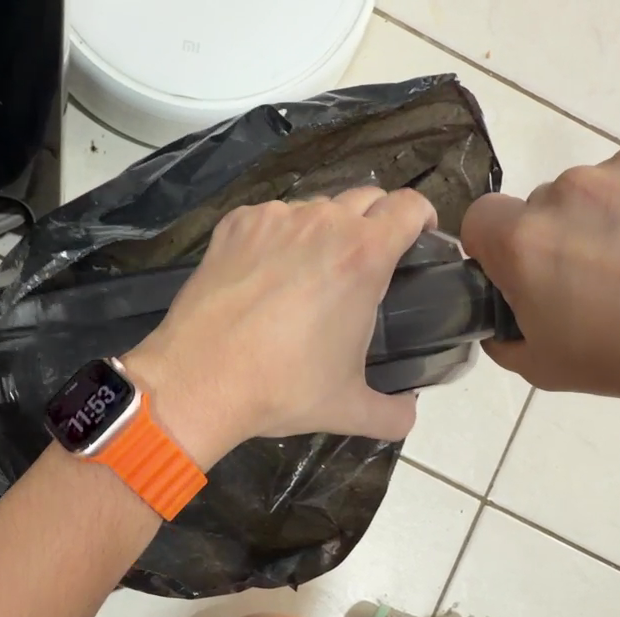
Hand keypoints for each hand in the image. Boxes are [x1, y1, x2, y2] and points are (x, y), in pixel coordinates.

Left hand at [125, 187, 438, 464]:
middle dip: (374, 224)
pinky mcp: (233, 226)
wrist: (199, 382)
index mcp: (363, 255)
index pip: (410, 207)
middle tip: (363, 265)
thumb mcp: (347, 409)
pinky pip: (268, 219)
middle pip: (365, 199)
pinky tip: (263, 276)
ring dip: (322, 231)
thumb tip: (409, 415)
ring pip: (313, 209)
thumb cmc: (281, 390)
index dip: (421, 219)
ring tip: (308, 273)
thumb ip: (392, 413)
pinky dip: (275, 238)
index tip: (417, 240)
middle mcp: (322, 222)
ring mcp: (274, 219)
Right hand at [460, 126, 619, 406]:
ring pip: (605, 186)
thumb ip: (506, 338)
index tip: (523, 272)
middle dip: (565, 235)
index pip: (480, 219)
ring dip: (618, 215)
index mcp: (523, 243)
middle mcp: (568, 190)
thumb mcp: (548, 370)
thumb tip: (503, 320)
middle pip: (547, 205)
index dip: (495, 246)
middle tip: (604, 280)